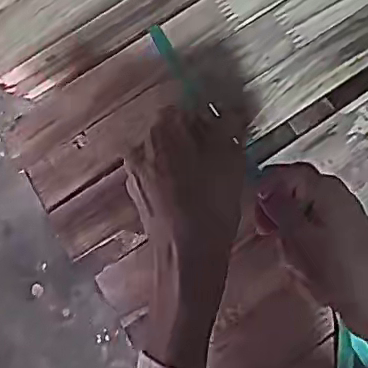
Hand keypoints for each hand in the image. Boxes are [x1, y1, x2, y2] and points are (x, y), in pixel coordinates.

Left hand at [124, 105, 247, 367]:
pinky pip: (159, 174)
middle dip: (196, 136)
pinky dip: (176, 178)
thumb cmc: (210, 207)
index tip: (225, 130)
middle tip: (224, 153)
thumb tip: (230, 110)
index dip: (206, 116)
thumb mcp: (230, 160)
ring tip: (213, 178)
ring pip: (165, 153)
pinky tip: (196, 196)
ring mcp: (136, 173)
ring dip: (187, 158)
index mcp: (161, 133)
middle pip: (170, 129)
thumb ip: (229, 127)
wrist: (187, 259)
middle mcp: (141, 148)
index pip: (182, 108)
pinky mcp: (139, 195)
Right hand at [254, 163, 367, 347]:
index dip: (266, 190)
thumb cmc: (347, 272)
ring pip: (299, 220)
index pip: (285, 172)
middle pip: (291, 195)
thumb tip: (264, 192)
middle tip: (271, 236)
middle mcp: (335, 198)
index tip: (256, 211)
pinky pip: (312, 240)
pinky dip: (305, 254)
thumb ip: (279, 209)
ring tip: (297, 262)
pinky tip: (310, 274)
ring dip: (291, 240)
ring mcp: (341, 221)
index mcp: (325, 189)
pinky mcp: (344, 243)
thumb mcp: (301, 237)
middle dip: (278, 218)